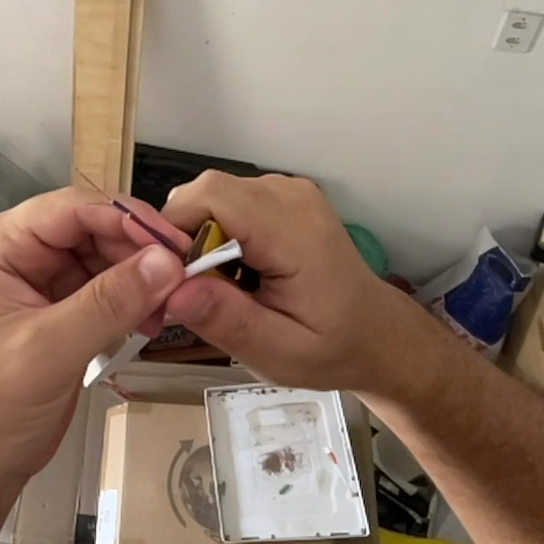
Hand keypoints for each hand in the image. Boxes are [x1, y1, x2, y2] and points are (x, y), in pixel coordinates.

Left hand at [0, 187, 189, 479]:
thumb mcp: (50, 348)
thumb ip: (110, 302)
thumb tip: (168, 261)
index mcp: (4, 242)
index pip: (75, 208)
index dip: (128, 219)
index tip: (175, 244)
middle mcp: (24, 250)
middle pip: (95, 228)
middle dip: (138, 251)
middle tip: (182, 280)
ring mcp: (44, 280)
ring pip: (106, 258)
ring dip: (140, 278)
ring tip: (168, 308)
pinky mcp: (62, 311)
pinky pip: (107, 290)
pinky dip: (132, 301)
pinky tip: (152, 321)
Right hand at [162, 171, 420, 395]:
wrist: (376, 333)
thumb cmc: (331, 348)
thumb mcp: (278, 353)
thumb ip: (228, 321)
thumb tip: (173, 290)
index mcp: (292, 231)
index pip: (212, 197)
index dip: (176, 228)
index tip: (168, 275)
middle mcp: (288, 196)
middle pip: (207, 191)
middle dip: (182, 234)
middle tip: (186, 285)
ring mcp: (286, 189)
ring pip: (212, 192)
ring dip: (197, 232)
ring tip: (211, 282)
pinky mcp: (281, 193)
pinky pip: (228, 197)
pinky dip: (215, 227)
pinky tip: (230, 267)